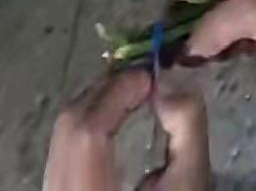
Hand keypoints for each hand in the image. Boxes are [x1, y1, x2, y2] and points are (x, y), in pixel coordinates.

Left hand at [43, 71, 209, 190]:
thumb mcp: (193, 178)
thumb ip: (187, 121)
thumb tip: (165, 83)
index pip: (87, 133)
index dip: (117, 93)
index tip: (151, 77)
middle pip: (69, 126)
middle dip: (108, 90)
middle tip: (144, 79)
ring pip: (62, 134)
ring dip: (97, 103)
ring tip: (133, 92)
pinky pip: (63, 148)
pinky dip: (89, 122)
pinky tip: (115, 117)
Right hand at [170, 0, 255, 57]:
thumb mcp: (247, 16)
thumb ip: (209, 32)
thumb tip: (182, 50)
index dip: (175, 20)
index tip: (186, 52)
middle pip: (203, 1)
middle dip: (213, 31)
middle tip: (232, 51)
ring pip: (230, 8)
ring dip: (239, 31)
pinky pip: (253, 5)